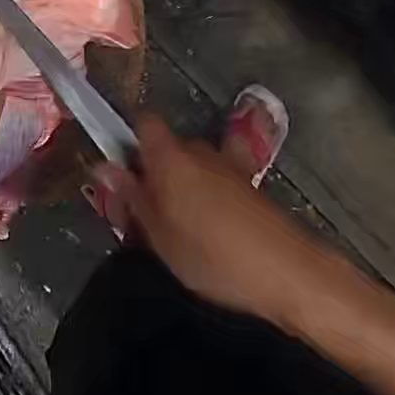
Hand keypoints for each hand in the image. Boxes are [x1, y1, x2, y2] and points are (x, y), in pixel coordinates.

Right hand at [94, 117, 352, 330]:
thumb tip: (104, 167)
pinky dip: (208, 192)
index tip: (119, 165)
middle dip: (152, 169)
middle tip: (143, 208)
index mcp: (169, 156)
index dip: (128, 136)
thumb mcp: (158, 235)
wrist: (290, 273)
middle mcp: (198, 150)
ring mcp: (228, 165)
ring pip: (190, 164)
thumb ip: (131, 198)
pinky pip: (216, 179)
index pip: (143, 121)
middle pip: (165, 146)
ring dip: (180, 183)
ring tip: (177, 224)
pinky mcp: (250, 185)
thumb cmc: (212, 254)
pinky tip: (209, 221)